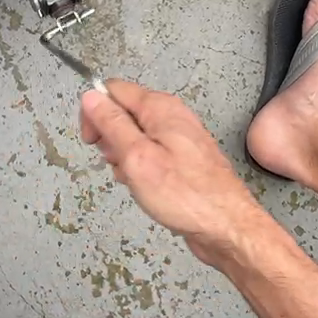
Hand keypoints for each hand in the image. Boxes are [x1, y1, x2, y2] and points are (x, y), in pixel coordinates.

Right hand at [78, 80, 270, 256]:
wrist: (227, 228)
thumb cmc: (186, 196)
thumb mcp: (136, 156)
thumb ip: (112, 123)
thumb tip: (91, 97)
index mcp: (159, 107)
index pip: (112, 90)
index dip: (95, 113)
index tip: (92, 140)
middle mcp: (171, 116)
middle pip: (123, 112)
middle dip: (110, 138)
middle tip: (118, 163)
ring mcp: (179, 138)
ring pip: (135, 136)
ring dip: (125, 157)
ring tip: (135, 179)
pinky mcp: (183, 159)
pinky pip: (150, 153)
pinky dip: (140, 168)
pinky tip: (147, 187)